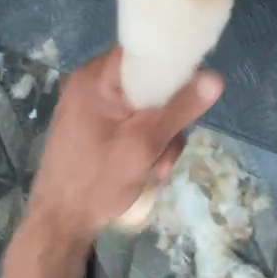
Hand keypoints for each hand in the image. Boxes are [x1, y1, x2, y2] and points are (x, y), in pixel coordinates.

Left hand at [21, 48, 221, 245]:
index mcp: (95, 78)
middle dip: (167, 114)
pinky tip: (145, 169)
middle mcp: (91, 86)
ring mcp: (91, 109)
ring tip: (154, 167)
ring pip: (145, 107)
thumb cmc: (97, 181)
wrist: (59, 226)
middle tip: (168, 143)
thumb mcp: (144, 144)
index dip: (171, 62)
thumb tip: (216, 78)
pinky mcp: (94, 129)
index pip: (141, 50)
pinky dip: (144, 143)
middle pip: (148, 82)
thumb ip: (180, 109)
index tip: (193, 84)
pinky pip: (132, 123)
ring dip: (159, 136)